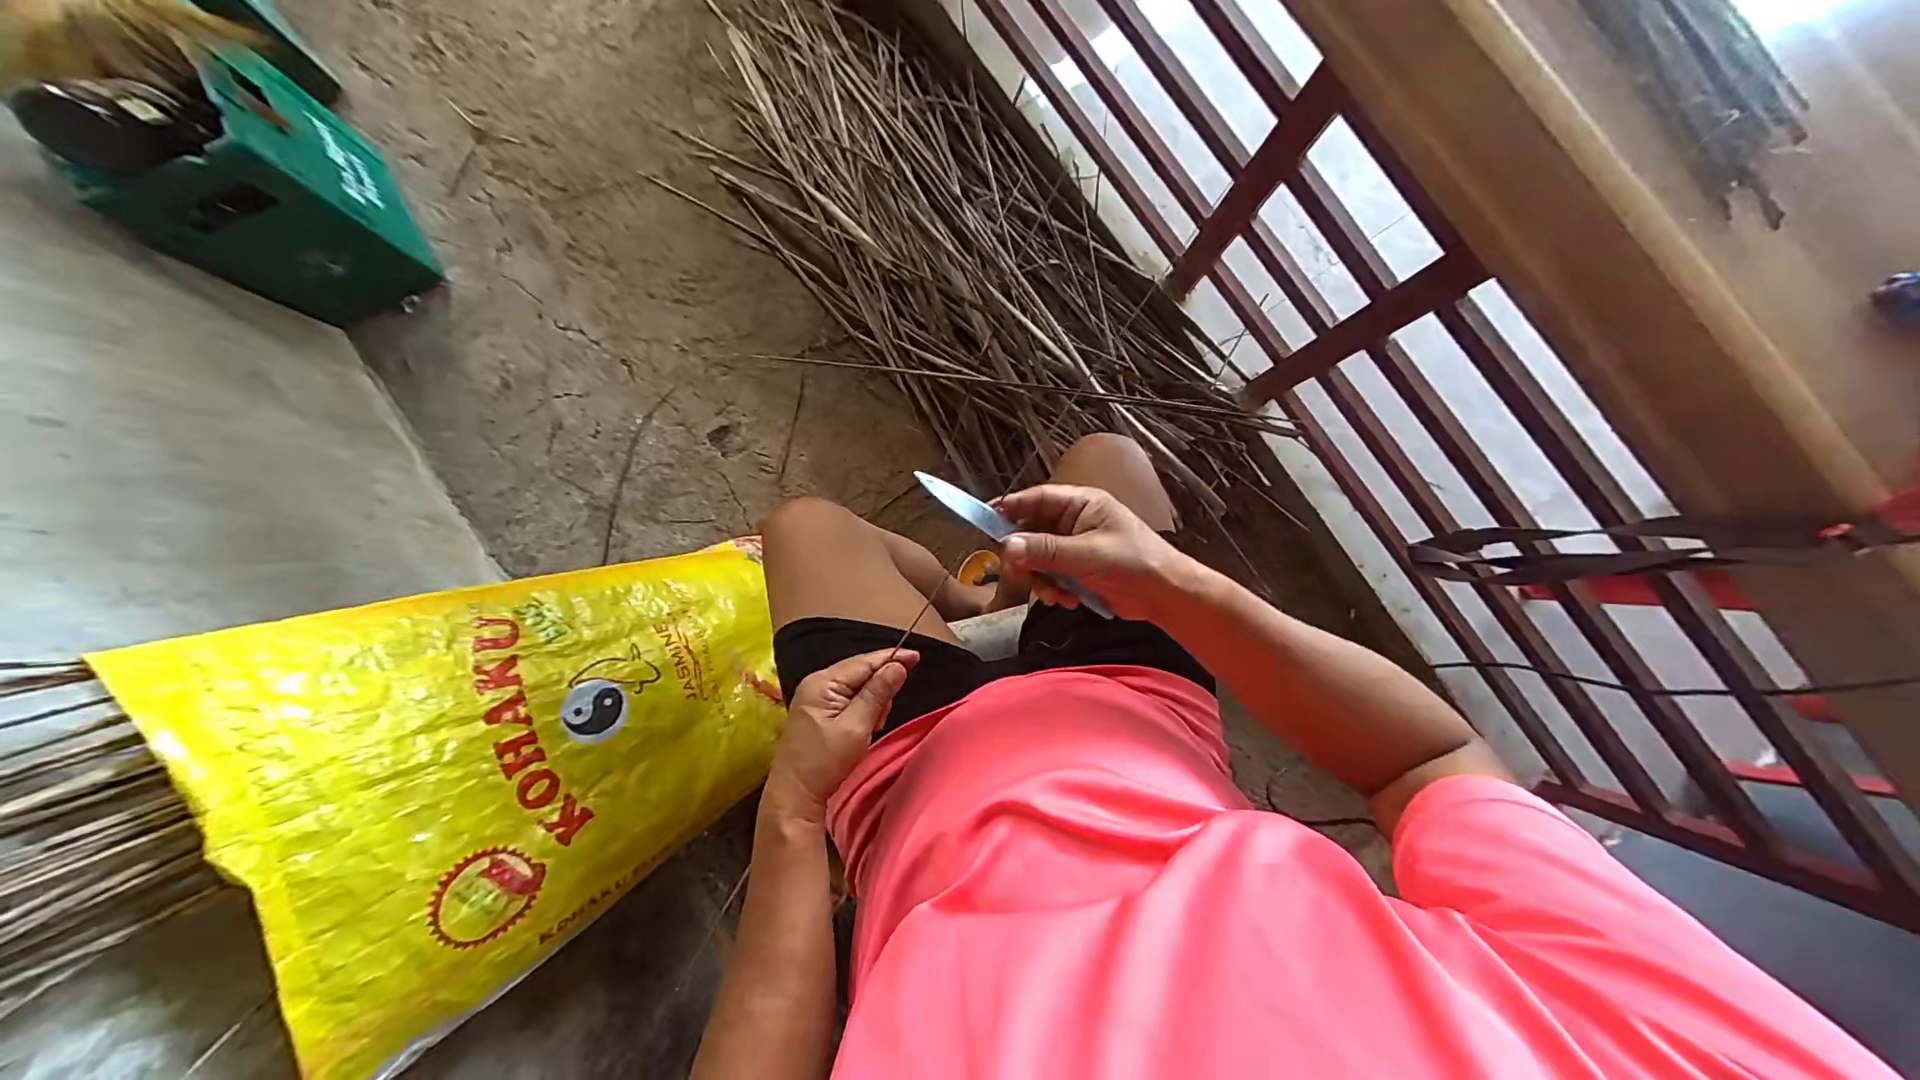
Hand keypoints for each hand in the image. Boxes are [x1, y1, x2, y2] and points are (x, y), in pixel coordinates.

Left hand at [765, 649, 917, 823]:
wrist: (794, 795)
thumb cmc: (824, 762)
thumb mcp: (856, 727)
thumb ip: (877, 694)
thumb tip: (898, 666)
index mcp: (823, 682)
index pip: (864, 662)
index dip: (892, 658)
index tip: (917, 657)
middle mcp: (817, 682)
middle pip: (860, 671)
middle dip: (880, 686)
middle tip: (883, 715)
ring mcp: (815, 696)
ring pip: (856, 685)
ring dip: (872, 700)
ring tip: (873, 724)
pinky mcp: (817, 710)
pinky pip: (848, 697)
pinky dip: (862, 708)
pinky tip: (865, 725)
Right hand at [994, 485, 1192, 620]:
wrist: (1165, 595)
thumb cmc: (1133, 563)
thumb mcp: (1087, 555)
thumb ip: (1046, 550)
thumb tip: (1006, 547)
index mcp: (1081, 504)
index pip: (1036, 499)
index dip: (1010, 508)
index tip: (984, 521)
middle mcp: (1074, 521)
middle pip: (1031, 532)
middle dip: (1026, 557)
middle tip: (1021, 576)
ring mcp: (1075, 546)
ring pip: (1037, 558)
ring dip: (1041, 579)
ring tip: (1056, 595)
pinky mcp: (1077, 569)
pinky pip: (1050, 575)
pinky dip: (1053, 589)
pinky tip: (1069, 600)